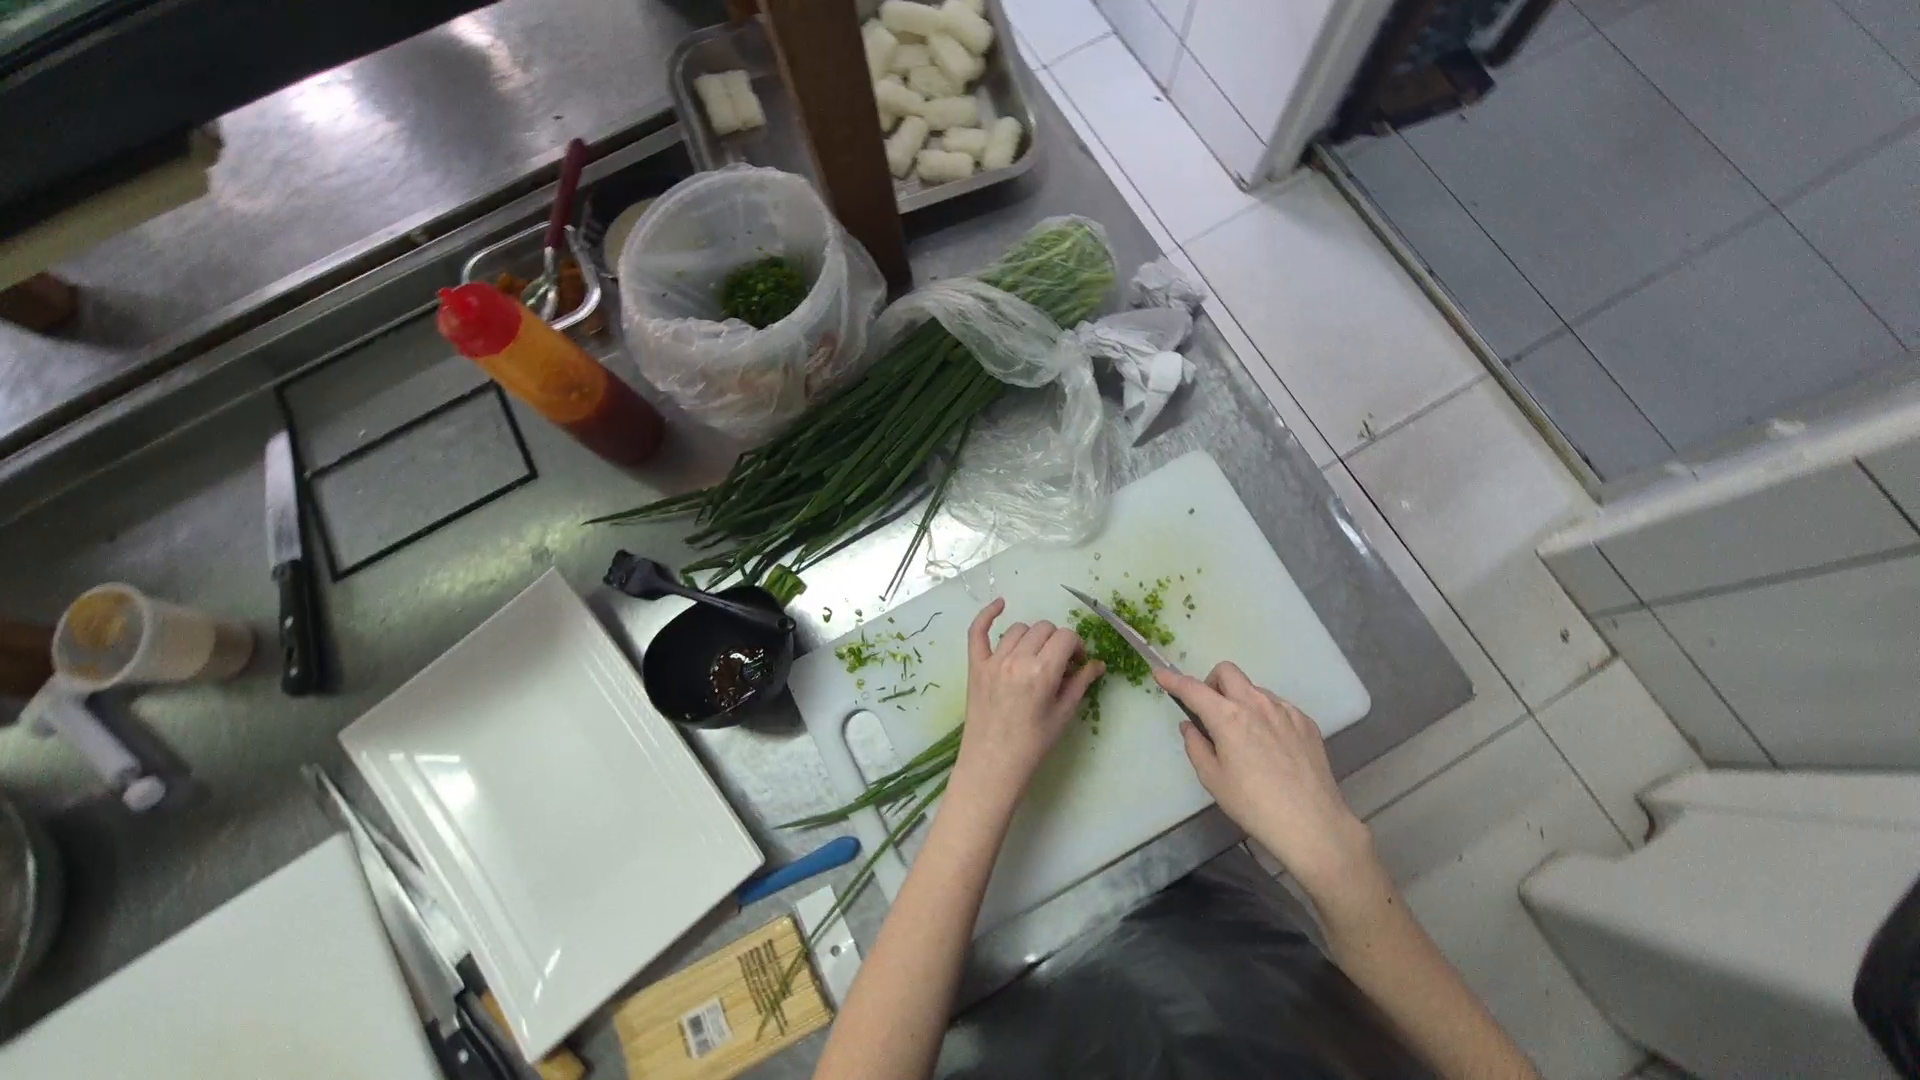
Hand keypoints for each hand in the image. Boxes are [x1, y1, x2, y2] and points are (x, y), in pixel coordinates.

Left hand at [951, 598, 1103, 815]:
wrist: (993, 764)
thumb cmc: (1033, 744)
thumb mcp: (1063, 714)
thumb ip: (1080, 683)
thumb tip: (1096, 664)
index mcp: (1043, 672)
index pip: (1066, 637)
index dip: (1077, 646)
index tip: (1077, 663)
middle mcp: (1017, 660)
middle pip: (1044, 629)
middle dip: (1057, 641)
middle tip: (1059, 664)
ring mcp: (993, 660)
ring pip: (1019, 629)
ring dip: (1033, 637)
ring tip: (1036, 657)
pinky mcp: (975, 666)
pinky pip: (978, 631)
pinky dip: (987, 614)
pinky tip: (1000, 604)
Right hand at [1157, 662, 1377, 896]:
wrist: (1312, 823)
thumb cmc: (1253, 805)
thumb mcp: (1213, 779)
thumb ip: (1196, 746)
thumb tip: (1190, 726)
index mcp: (1228, 717)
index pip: (1192, 689)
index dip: (1173, 680)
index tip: (1160, 674)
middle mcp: (1256, 704)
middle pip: (1227, 672)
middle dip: (1211, 683)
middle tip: (1210, 712)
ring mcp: (1285, 710)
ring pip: (1254, 690)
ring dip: (1240, 701)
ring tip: (1244, 737)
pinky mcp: (1306, 722)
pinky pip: (1277, 707)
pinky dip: (1265, 716)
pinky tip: (1270, 747)